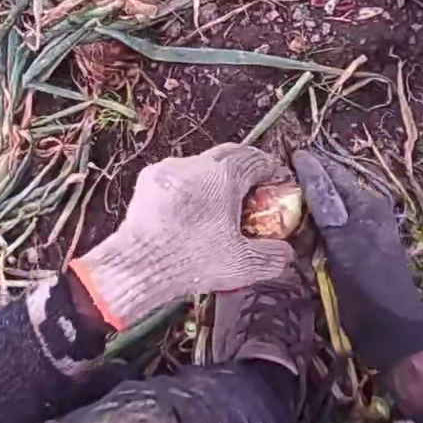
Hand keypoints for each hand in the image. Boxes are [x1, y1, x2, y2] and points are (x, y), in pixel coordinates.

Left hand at [70, 144, 295, 327]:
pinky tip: (193, 213)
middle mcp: (194, 163)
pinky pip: (178, 178)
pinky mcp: (147, 182)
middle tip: (256, 192)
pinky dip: (191, 189)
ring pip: (201, 166)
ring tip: (223, 206)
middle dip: (246, 170)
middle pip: (229, 156)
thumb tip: (284, 252)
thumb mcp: (245, 264)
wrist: (138, 266)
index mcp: (222, 175)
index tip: (279, 185)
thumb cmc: (191, 261)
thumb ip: (273, 255)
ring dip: (216, 180)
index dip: (273, 171)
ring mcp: (167, 170)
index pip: (256, 159)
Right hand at [293, 151, 422, 407]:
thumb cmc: (368, 285)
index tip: (272, 164)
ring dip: (297, 215)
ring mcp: (353, 232)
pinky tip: (287, 239)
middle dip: (296, 191)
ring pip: (317, 212)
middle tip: (265, 193)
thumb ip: (324, 202)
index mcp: (366, 203)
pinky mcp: (344, 251)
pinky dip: (303, 234)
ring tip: (270, 214)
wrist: (387, 333)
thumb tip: (305, 160)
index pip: (330, 171)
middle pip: (322, 191)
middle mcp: (360, 212)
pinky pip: (318, 233)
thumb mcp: (343, 241)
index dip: (303, 165)